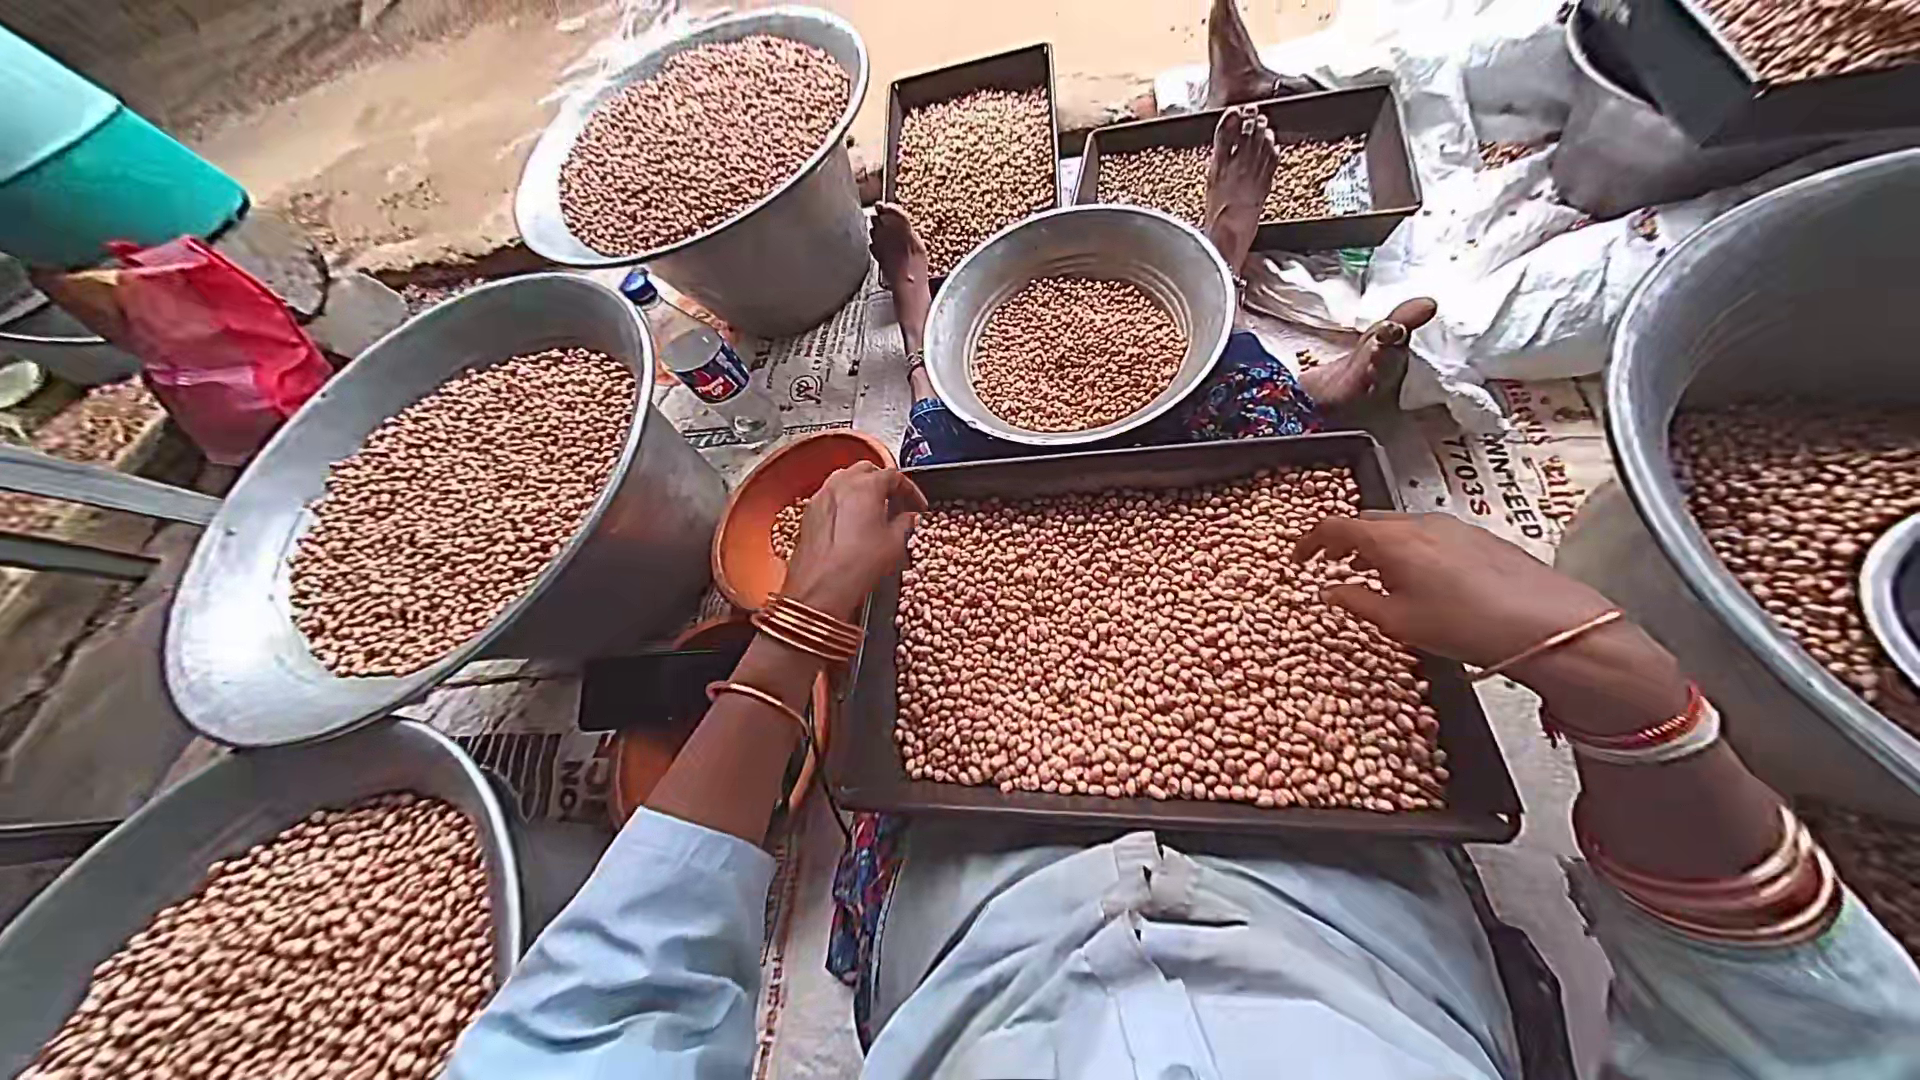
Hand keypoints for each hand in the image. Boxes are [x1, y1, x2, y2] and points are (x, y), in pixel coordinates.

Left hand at [780, 462, 926, 621]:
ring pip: (846, 480)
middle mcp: (840, 484)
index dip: (911, 490)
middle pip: (868, 471)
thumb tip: (910, 518)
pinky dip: (845, 502)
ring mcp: (821, 497)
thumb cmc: (857, 565)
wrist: (820, 588)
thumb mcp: (894, 544)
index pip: (894, 476)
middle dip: (885, 484)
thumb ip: (906, 524)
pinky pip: (831, 497)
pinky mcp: (808, 513)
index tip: (918, 506)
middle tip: (897, 504)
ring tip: (876, 511)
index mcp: (866, 486)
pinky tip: (853, 524)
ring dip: (863, 490)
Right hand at [1293, 512, 1688, 730]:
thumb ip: (1354, 601)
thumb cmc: (1467, 625)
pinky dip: (1406, 546)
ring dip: (1374, 543)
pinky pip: (1427, 533)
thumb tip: (1329, 591)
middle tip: (1330, 563)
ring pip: (1398, 525)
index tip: (1298, 558)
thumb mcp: (1397, 621)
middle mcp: (1419, 524)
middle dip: (1341, 540)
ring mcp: (1453, 527)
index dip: (1309, 541)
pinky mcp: (1480, 537)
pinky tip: (1415, 575)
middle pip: (1365, 521)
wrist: (1553, 629)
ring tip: (1369, 570)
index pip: (1333, 527)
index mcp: (1391, 540)